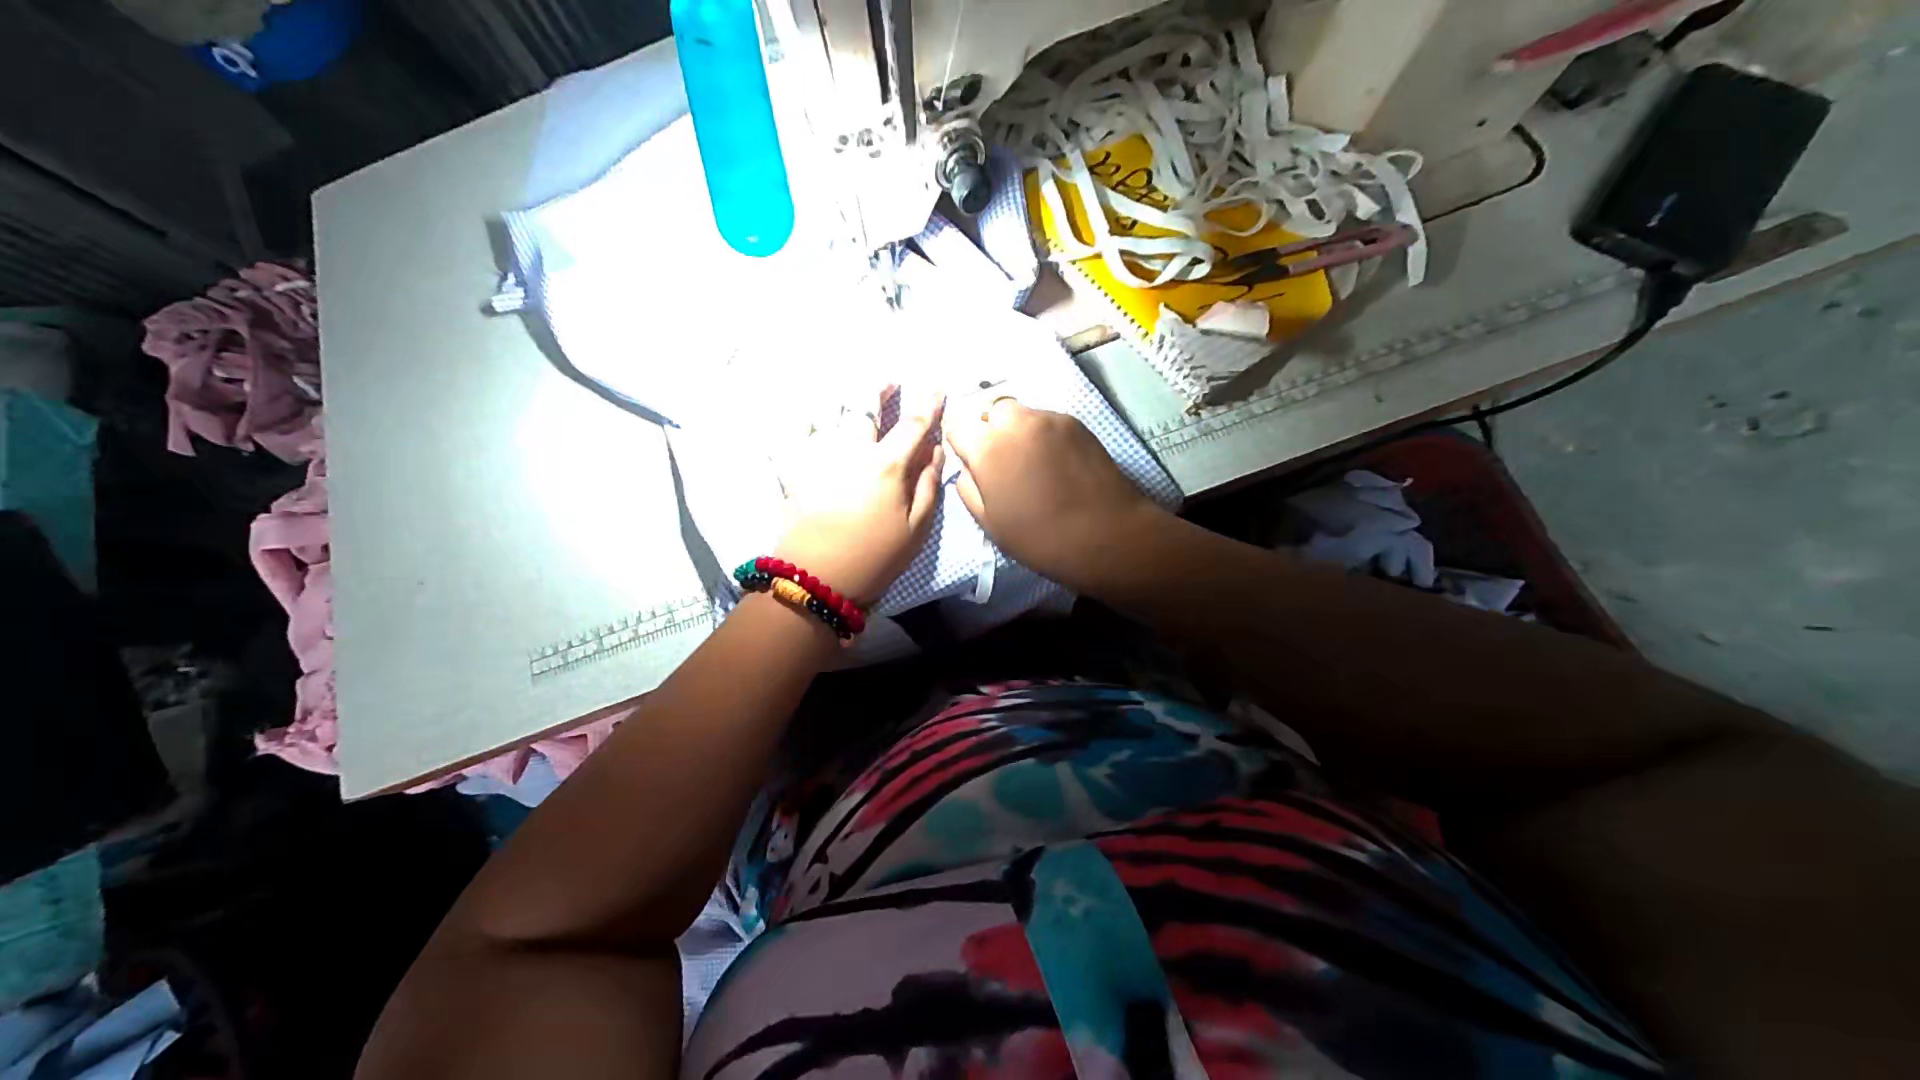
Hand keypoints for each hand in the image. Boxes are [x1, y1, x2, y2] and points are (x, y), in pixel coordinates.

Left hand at [774, 388, 945, 606]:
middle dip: (879, 390)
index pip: (913, 425)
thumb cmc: (874, 558)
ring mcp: (819, 456)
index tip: (936, 390)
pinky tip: (804, 416)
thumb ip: (929, 486)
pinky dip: (798, 419)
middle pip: (864, 406)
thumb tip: (935, 450)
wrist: (815, 578)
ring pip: (828, 411)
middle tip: (889, 382)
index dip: (928, 405)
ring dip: (842, 397)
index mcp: (887, 465)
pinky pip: (792, 434)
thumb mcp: (916, 529)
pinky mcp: (793, 470)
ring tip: (848, 393)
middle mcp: (852, 450)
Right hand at [944, 398, 1163, 589]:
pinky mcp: (1076, 422)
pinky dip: (1043, 435)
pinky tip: (1055, 462)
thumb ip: (969, 488)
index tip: (970, 461)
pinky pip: (1046, 421)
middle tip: (1002, 462)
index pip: (957, 427)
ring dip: (1017, 431)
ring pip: (1021, 413)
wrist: (1106, 535)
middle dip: (990, 431)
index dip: (961, 443)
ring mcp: (1049, 419)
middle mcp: (1015, 423)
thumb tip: (967, 468)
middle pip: (990, 412)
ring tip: (1031, 463)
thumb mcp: (990, 523)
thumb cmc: (1040, 538)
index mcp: (987, 449)